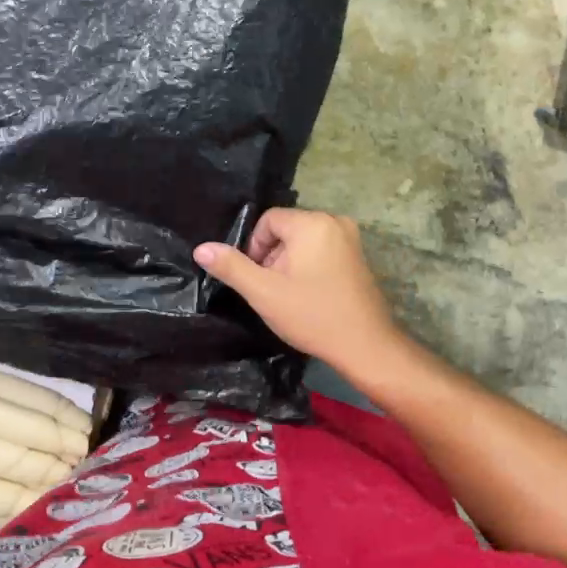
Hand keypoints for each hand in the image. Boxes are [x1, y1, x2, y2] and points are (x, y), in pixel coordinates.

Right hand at [195, 208, 410, 375]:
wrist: (366, 346)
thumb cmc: (312, 316)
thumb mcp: (264, 292)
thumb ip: (231, 267)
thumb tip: (201, 248)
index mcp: (312, 223)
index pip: (268, 221)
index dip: (255, 248)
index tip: (256, 278)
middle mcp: (334, 221)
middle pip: (286, 229)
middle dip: (272, 256)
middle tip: (271, 289)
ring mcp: (350, 238)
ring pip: (303, 241)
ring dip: (289, 263)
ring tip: (289, 295)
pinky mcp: (358, 256)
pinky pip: (322, 249)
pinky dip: (309, 266)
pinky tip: (308, 294)